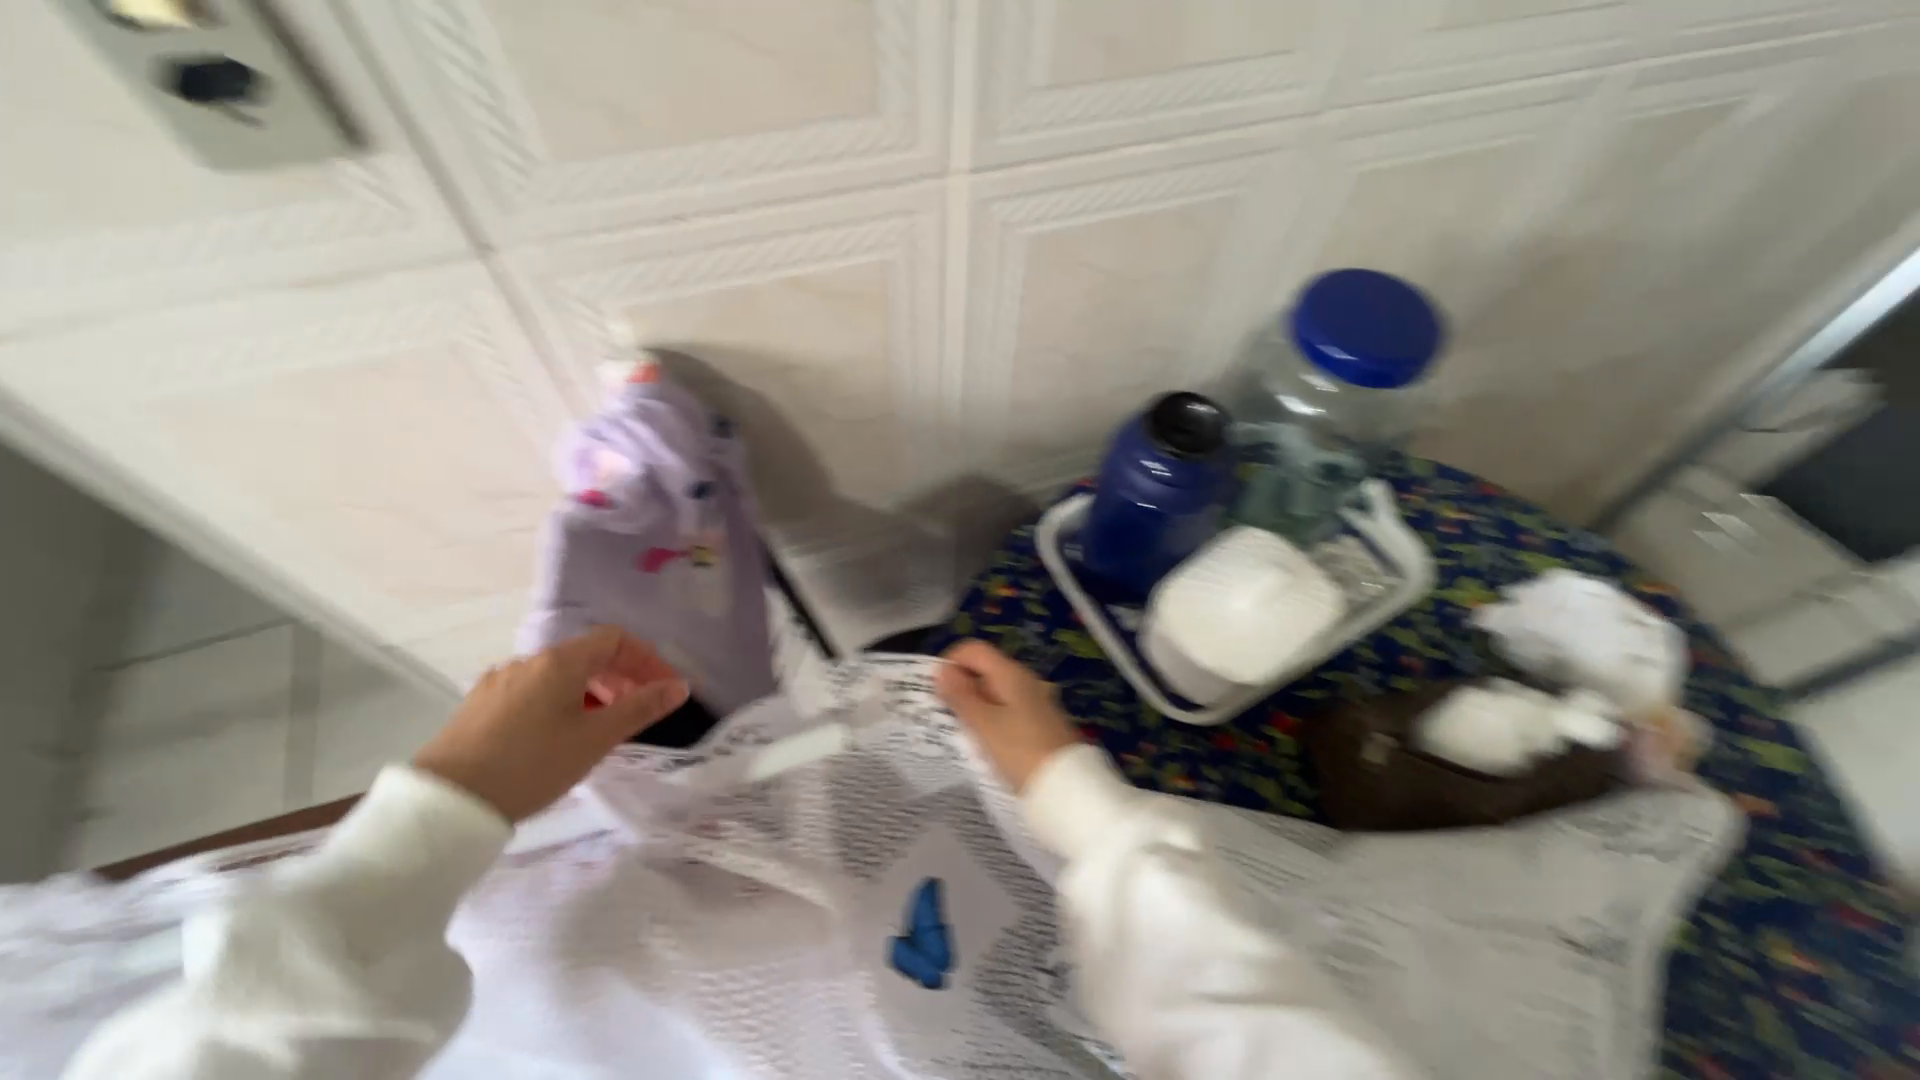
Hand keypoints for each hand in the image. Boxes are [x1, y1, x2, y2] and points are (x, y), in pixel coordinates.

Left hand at [414, 626, 689, 821]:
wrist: (447, 802)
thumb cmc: (531, 765)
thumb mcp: (595, 740)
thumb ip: (640, 708)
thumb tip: (679, 686)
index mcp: (559, 662)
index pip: (614, 638)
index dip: (646, 658)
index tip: (663, 688)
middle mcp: (528, 661)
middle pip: (586, 655)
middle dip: (621, 676)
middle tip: (638, 710)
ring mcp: (500, 682)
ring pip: (559, 676)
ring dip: (591, 692)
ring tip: (602, 728)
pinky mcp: (480, 705)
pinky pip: (534, 692)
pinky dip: (561, 703)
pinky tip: (558, 738)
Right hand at [935, 640, 1079, 792]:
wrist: (1067, 788)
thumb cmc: (1020, 752)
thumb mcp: (984, 725)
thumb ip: (961, 695)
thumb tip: (942, 669)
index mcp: (1012, 674)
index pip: (974, 649)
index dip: (950, 662)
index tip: (936, 691)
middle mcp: (1027, 681)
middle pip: (985, 670)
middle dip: (961, 687)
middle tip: (944, 716)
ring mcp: (1037, 702)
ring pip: (996, 693)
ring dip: (975, 706)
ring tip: (962, 733)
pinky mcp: (1041, 723)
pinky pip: (1008, 711)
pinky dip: (992, 720)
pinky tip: (986, 744)